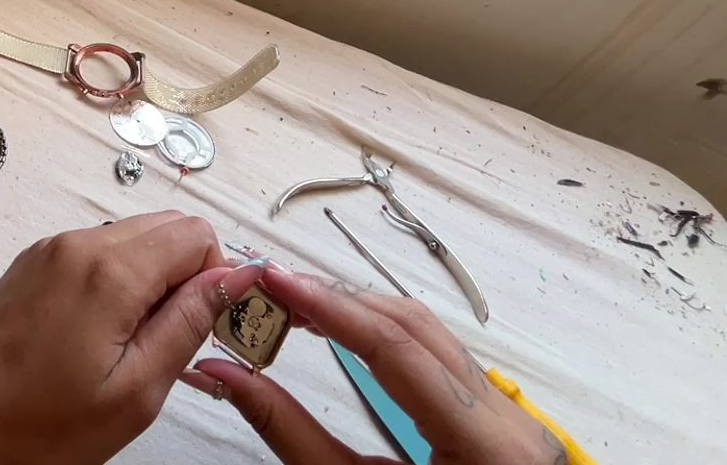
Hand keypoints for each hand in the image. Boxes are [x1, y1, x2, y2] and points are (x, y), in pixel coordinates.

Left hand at [0, 211, 270, 464]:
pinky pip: (98, 247)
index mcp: (110, 271)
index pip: (195, 234)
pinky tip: (103, 327)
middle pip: (166, 225)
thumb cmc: (43, 420)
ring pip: (133, 234)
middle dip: (187, 272)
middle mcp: (80, 243)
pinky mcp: (38, 256)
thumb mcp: (137, 388)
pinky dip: (117, 275)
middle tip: (176, 333)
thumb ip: (189, 322)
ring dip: (152, 275)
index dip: (215, 276)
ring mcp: (54, 246)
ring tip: (136, 337)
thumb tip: (235, 279)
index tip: (208, 321)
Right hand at [189, 265, 567, 463]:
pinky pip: (431, 349)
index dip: (328, 306)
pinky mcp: (494, 414)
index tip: (272, 279)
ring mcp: (508, 415)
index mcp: (486, 449)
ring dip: (352, 308)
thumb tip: (218, 370)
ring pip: (422, 329)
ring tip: (291, 300)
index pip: (396, 347)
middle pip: (409, 325)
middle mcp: (509, 421)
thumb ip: (287, 429)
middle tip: (269, 286)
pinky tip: (335, 325)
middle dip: (333, 299)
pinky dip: (375, 328)